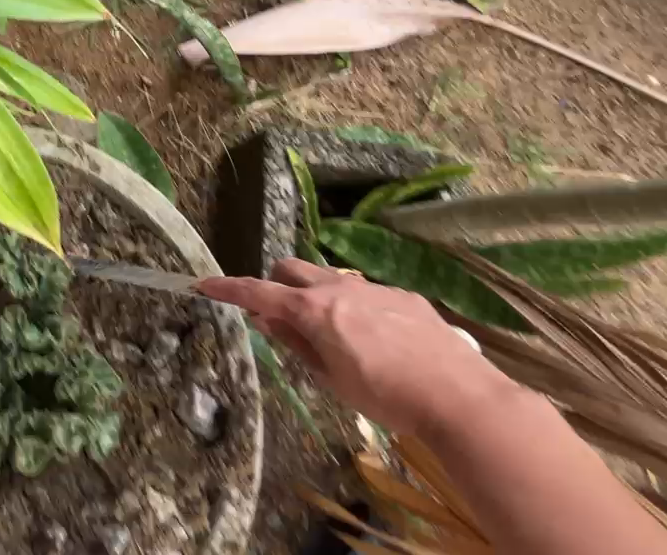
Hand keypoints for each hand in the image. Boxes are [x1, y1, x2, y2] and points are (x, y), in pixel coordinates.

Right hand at [196, 259, 519, 438]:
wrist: (463, 399)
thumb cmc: (388, 397)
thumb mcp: (332, 379)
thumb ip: (297, 345)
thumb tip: (268, 322)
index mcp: (313, 311)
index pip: (258, 292)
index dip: (228, 289)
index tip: (203, 284)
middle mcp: (338, 289)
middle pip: (290, 268)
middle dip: (277, 284)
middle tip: (284, 317)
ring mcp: (373, 288)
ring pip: (328, 277)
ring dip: (317, 294)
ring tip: (338, 333)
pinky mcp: (404, 296)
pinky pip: (366, 292)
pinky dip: (357, 307)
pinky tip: (382, 341)